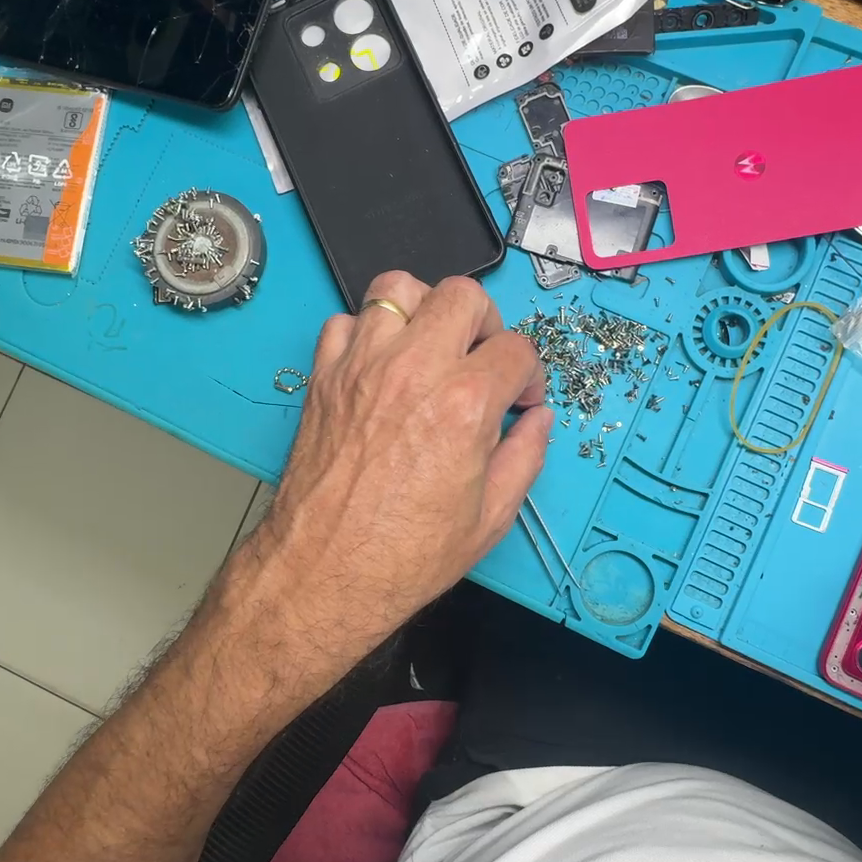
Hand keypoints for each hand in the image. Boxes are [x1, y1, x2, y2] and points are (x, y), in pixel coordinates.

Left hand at [239, 272, 549, 650]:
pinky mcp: (324, 376)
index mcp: (464, 404)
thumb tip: (538, 419)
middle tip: (482, 360)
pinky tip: (382, 366)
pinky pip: (345, 321)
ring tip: (431, 347)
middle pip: (462, 295)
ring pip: (398, 288)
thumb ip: (526, 456)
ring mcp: (362, 366)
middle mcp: (414, 370)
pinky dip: (368, 332)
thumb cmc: (407, 555)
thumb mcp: (491, 518)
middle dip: (486, 322)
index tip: (520, 398)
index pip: (516, 349)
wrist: (324, 573)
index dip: (529, 374)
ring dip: (424, 310)